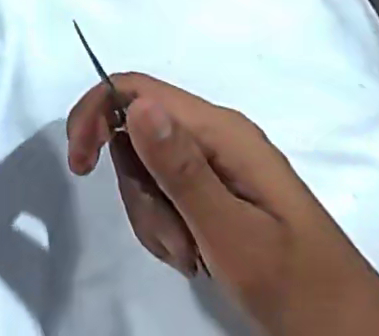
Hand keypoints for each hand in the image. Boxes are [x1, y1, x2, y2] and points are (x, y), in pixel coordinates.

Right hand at [66, 73, 378, 335]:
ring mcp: (218, 161)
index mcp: (221, 130)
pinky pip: (167, 190)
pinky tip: (194, 256)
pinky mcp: (219, 187)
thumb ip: (180, 169)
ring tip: (189, 256)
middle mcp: (217, 134)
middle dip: (135, 186)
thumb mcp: (233, 236)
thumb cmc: (299, 290)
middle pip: (137, 131)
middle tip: (169, 240)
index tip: (79, 165)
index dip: (96, 112)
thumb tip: (135, 102)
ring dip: (152, 214)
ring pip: (148, 166)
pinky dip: (165, 224)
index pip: (137, 89)